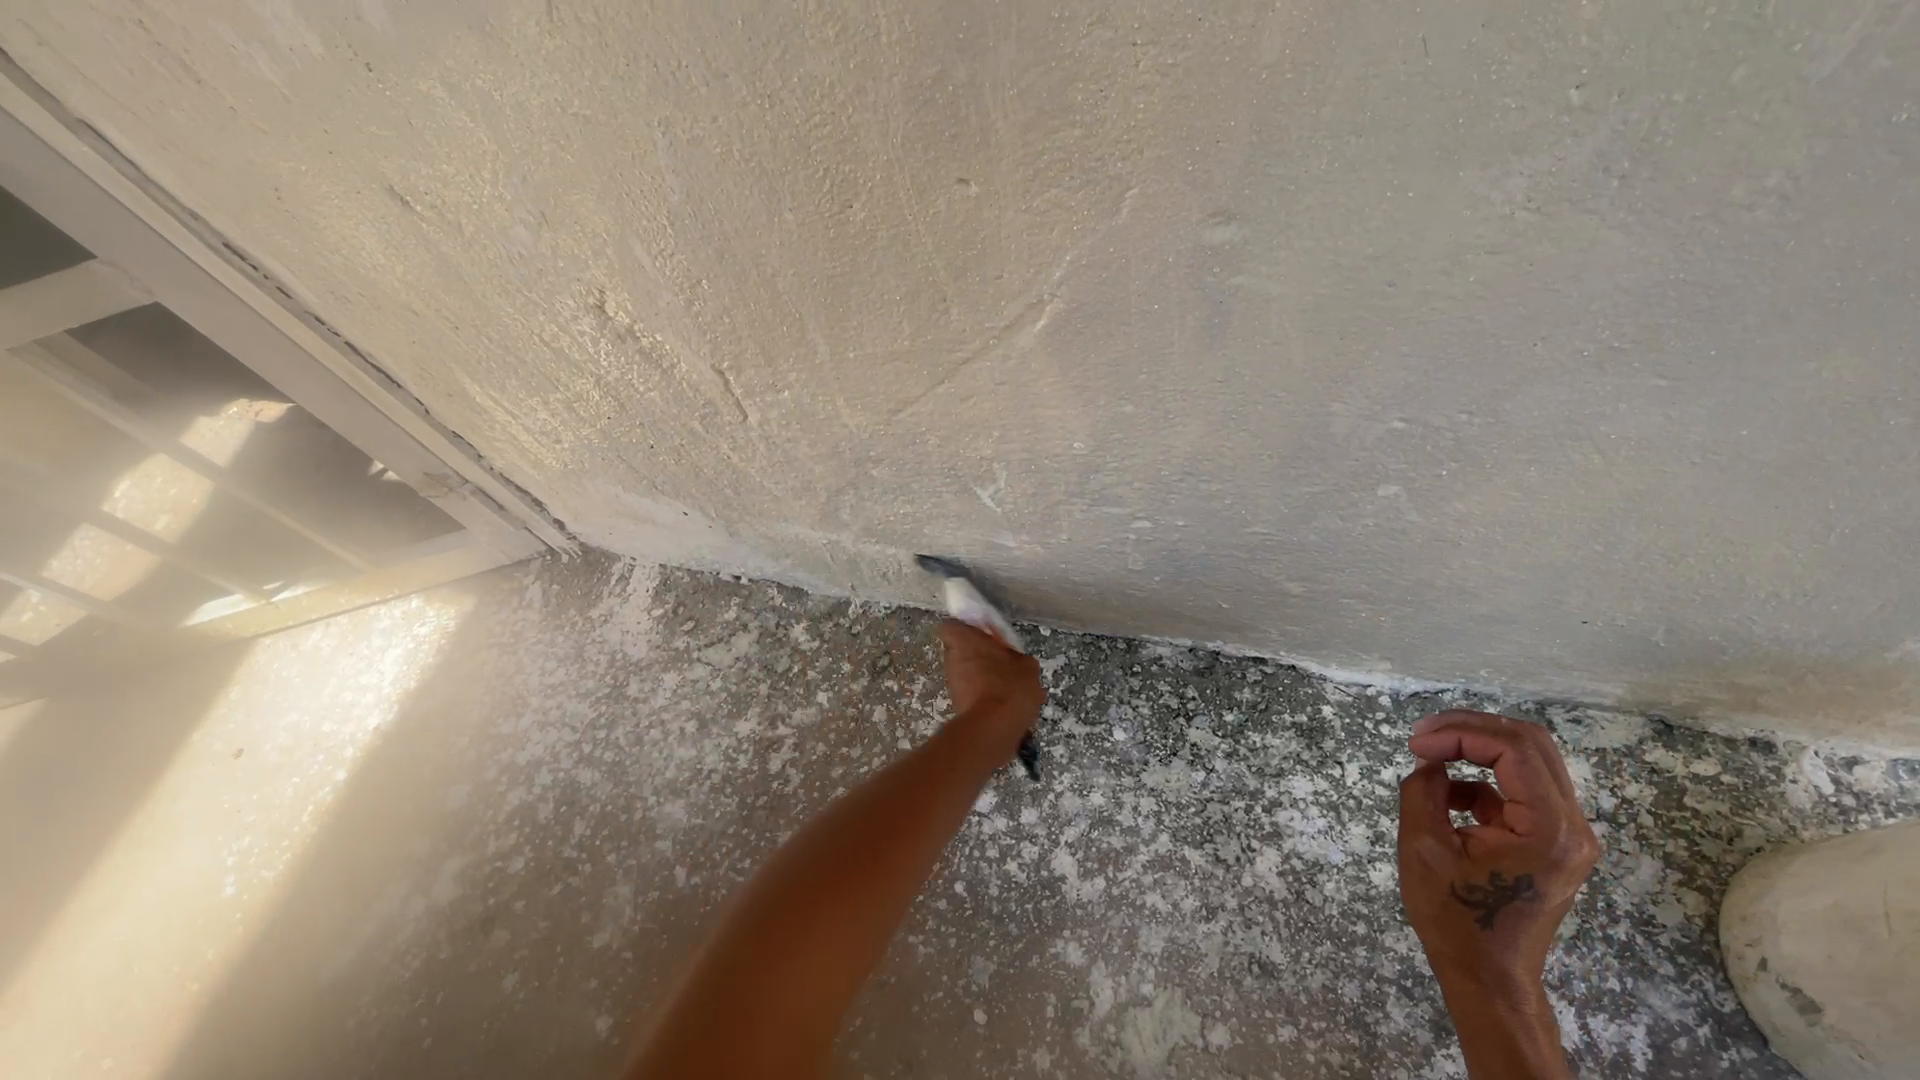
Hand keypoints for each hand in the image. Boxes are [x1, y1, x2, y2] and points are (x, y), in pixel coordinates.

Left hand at [937, 620, 1044, 757]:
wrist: (993, 728)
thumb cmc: (1009, 686)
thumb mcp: (1027, 666)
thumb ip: (1017, 658)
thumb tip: (1016, 661)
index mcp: (964, 640)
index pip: (952, 626)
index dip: (967, 629)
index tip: (986, 636)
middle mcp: (951, 659)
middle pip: (960, 651)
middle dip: (978, 655)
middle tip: (1002, 662)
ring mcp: (951, 684)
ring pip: (965, 673)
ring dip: (981, 677)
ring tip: (1007, 688)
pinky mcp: (956, 706)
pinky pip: (970, 693)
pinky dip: (983, 697)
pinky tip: (1004, 705)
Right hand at [1398, 711, 1599, 995]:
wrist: (1488, 976)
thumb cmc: (1454, 919)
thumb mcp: (1423, 848)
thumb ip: (1424, 791)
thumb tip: (1431, 761)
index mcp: (1550, 829)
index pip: (1513, 748)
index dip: (1460, 732)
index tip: (1415, 744)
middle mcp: (1573, 826)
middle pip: (1529, 744)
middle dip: (1470, 729)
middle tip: (1423, 736)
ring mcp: (1567, 833)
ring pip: (1527, 761)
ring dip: (1476, 749)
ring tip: (1430, 755)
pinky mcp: (1552, 840)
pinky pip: (1520, 788)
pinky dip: (1481, 778)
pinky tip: (1446, 794)